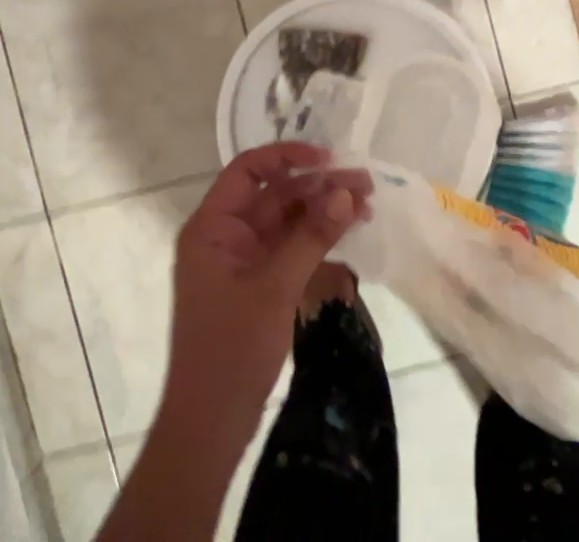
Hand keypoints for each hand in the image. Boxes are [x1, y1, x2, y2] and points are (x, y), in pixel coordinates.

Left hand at [160, 143, 371, 441]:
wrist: (211, 420)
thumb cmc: (231, 348)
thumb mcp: (275, 287)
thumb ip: (311, 236)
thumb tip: (346, 192)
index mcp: (212, 227)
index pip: (248, 171)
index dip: (288, 157)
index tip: (331, 158)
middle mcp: (225, 237)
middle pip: (274, 196)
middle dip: (319, 188)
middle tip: (367, 187)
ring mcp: (242, 262)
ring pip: (287, 223)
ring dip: (323, 213)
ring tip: (367, 208)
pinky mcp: (259, 286)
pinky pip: (291, 250)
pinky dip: (318, 241)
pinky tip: (350, 238)